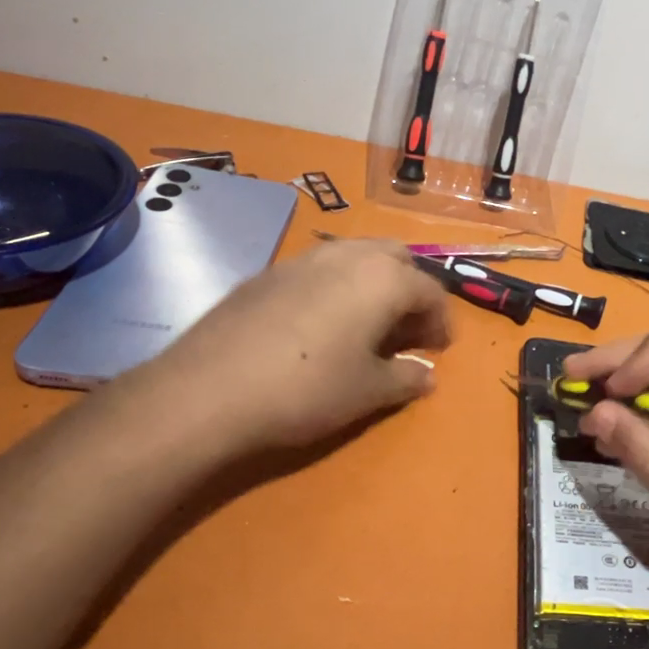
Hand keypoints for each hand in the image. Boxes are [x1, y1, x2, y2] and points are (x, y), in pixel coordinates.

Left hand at [130, 239, 450, 452]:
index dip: (440, 321)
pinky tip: (318, 326)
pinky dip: (335, 288)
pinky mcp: (266, 273)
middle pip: (396, 258)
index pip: (430, 291)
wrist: (207, 390)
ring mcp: (303, 259)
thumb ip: (406, 378)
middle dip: (409, 288)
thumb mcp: (368, 393)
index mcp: (384, 279)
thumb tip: (427, 374)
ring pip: (355, 256)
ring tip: (365, 324)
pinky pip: (318, 270)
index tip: (437, 350)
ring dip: (372, 283)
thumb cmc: (307, 389)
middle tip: (406, 328)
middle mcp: (348, 255)